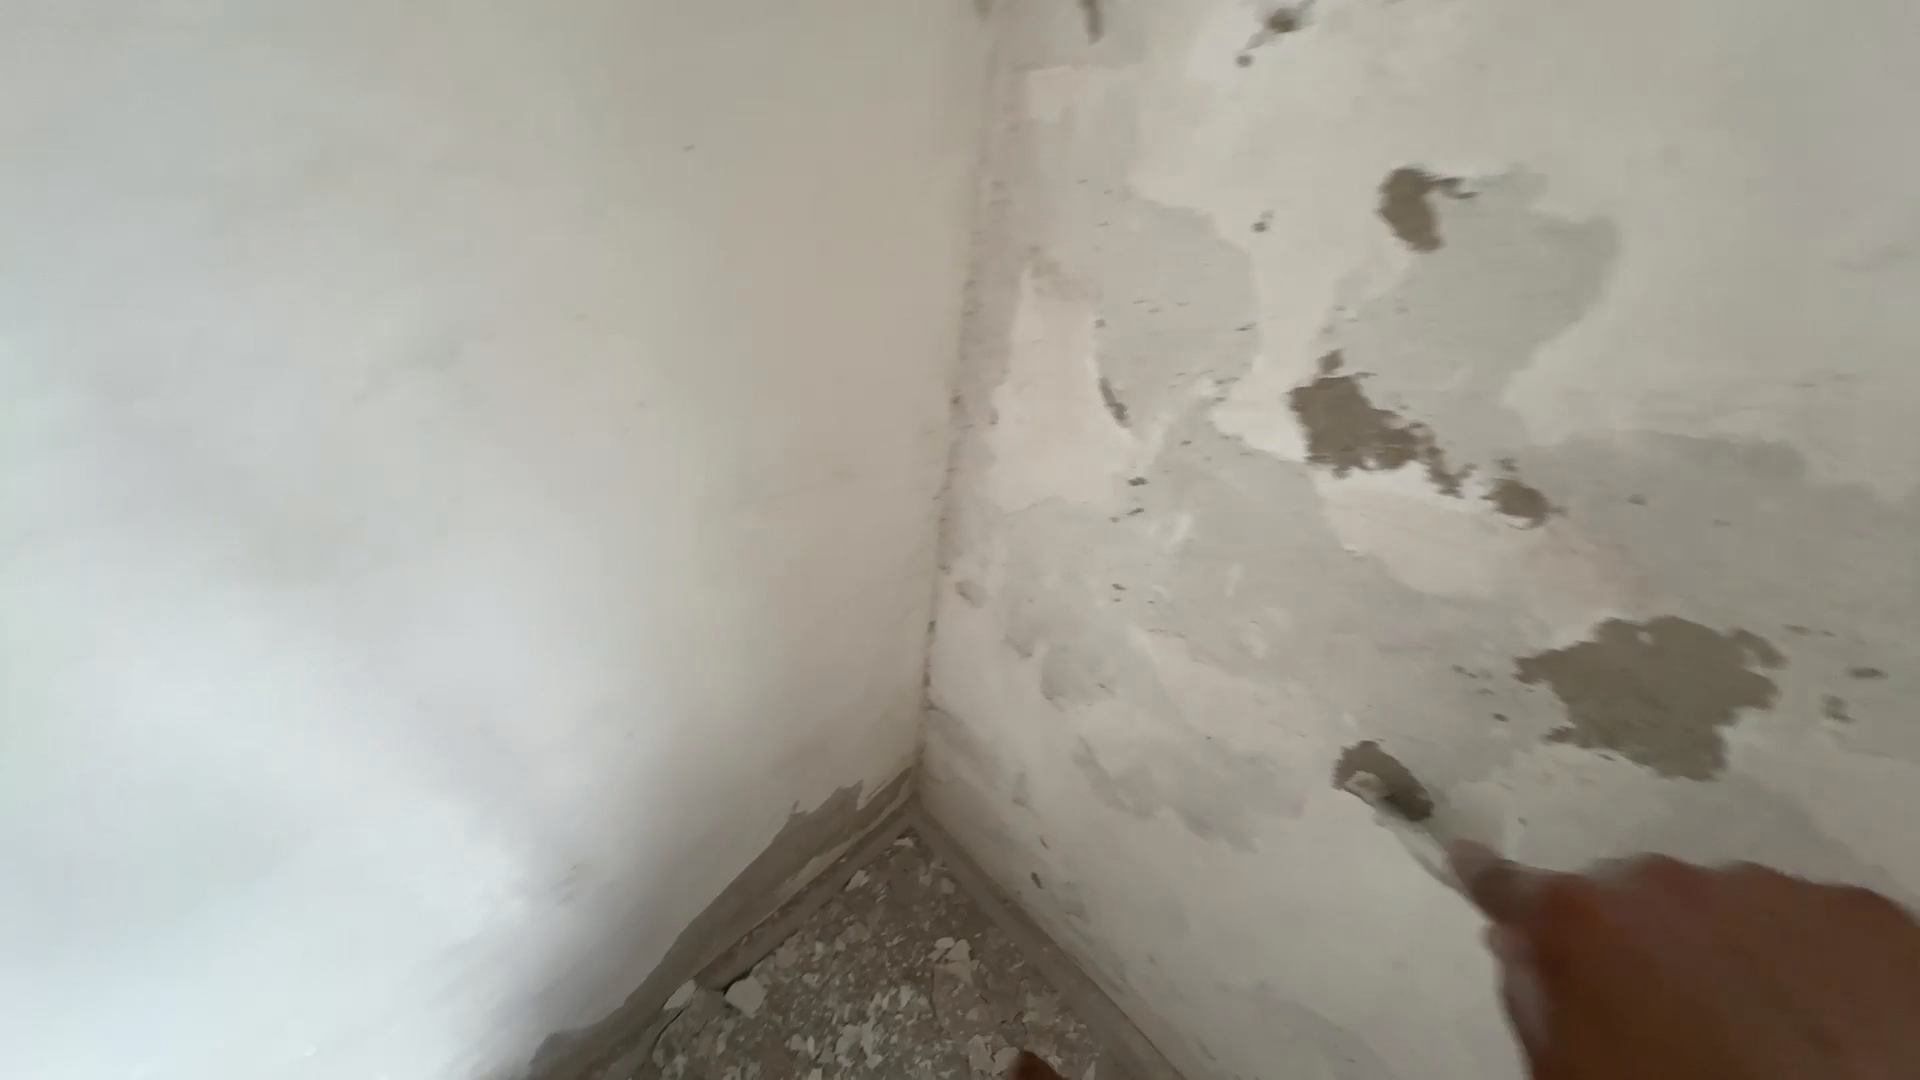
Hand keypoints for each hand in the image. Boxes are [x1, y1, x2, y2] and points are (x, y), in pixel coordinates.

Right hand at [1449, 842, 1919, 1079]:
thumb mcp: (1572, 1070)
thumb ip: (1530, 995)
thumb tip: (1515, 941)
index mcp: (1578, 918)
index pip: (1504, 883)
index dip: (1480, 873)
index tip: (1463, 856)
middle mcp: (1659, 882)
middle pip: (1623, 894)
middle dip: (1630, 933)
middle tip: (1662, 1001)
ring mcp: (1766, 893)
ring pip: (1718, 901)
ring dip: (1719, 940)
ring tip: (1759, 1014)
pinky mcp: (1869, 915)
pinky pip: (1810, 919)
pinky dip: (1807, 956)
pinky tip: (1827, 1013)